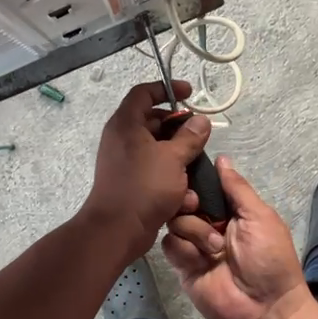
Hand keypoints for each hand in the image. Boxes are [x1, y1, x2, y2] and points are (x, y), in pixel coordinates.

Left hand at [80, 82, 210, 259]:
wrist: (117, 229)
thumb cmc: (144, 186)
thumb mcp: (173, 158)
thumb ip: (189, 137)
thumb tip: (200, 120)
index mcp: (126, 123)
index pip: (143, 93)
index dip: (166, 88)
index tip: (190, 94)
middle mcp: (122, 138)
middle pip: (152, 121)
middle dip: (178, 128)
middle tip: (198, 136)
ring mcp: (124, 161)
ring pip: (157, 148)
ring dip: (178, 156)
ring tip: (195, 166)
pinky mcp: (130, 181)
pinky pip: (153, 170)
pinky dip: (169, 176)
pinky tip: (186, 192)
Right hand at [161, 158, 307, 318]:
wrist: (265, 309)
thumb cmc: (270, 259)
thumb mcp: (260, 217)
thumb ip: (237, 188)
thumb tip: (221, 158)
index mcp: (230, 210)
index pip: (204, 185)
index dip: (195, 179)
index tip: (192, 178)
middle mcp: (209, 224)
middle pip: (183, 200)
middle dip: (188, 201)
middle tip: (198, 208)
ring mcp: (194, 245)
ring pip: (174, 221)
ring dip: (193, 230)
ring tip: (213, 248)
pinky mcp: (182, 265)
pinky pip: (170, 245)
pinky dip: (184, 250)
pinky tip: (201, 261)